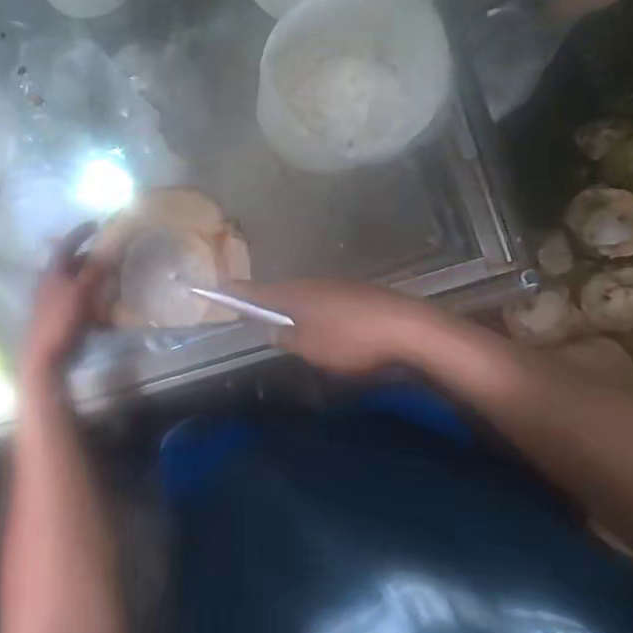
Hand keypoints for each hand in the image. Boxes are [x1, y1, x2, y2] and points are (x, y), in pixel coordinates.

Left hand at [20, 223, 110, 380]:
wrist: (44, 356)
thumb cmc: (61, 320)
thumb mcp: (81, 293)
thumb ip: (95, 271)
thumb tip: (109, 249)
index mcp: (52, 273)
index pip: (66, 245)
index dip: (80, 233)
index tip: (96, 224)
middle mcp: (49, 283)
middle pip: (71, 264)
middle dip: (89, 257)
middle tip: (109, 254)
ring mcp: (52, 301)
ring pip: (74, 282)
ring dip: (91, 278)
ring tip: (110, 278)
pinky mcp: (58, 317)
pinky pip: (77, 300)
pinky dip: (91, 297)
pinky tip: (103, 305)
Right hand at [231, 279, 445, 377]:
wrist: (409, 330)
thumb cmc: (352, 341)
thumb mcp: (311, 348)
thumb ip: (288, 338)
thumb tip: (272, 329)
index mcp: (299, 294)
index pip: (260, 291)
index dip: (240, 292)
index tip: (222, 290)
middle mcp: (318, 283)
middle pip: (286, 290)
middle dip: (271, 300)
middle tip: (256, 310)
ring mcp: (344, 287)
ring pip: (312, 295)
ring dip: (300, 307)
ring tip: (292, 323)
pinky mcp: (366, 295)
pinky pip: (333, 302)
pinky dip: (324, 312)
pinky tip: (330, 326)